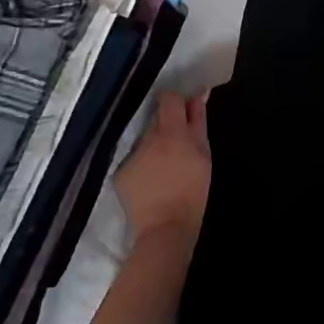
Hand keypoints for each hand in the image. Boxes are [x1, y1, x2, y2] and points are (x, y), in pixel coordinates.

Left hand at [115, 90, 211, 245]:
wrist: (165, 228)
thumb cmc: (193, 190)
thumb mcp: (204, 153)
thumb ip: (198, 121)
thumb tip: (197, 96)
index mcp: (170, 131)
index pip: (167, 98)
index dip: (175, 100)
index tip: (183, 110)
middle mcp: (146, 138)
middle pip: (155, 117)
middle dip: (166, 123)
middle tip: (178, 142)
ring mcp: (130, 155)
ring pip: (143, 138)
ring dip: (154, 143)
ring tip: (165, 165)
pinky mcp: (119, 173)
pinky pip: (133, 158)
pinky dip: (142, 162)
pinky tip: (151, 179)